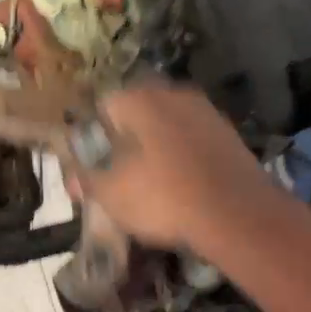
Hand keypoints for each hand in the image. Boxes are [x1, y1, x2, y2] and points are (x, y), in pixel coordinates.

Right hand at [78, 81, 272, 255]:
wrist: (239, 217)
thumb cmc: (164, 198)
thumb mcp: (112, 195)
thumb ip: (87, 181)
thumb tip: (71, 178)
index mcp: (140, 100)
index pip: (105, 105)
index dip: (94, 134)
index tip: (93, 161)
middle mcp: (174, 95)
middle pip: (139, 112)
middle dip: (127, 138)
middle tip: (119, 171)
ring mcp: (207, 113)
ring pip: (168, 125)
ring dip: (156, 146)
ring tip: (149, 181)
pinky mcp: (230, 136)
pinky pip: (193, 140)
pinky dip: (183, 157)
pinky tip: (180, 185)